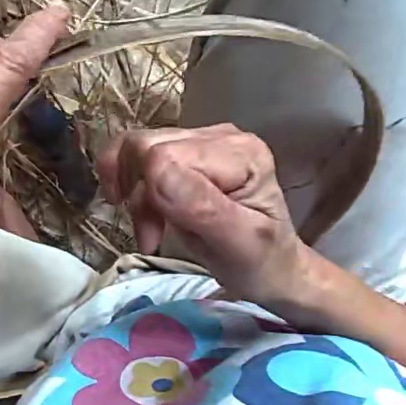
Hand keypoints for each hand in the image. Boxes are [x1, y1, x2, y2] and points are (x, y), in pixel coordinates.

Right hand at [97, 124, 319, 305]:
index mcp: (241, 154)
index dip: (148, 195)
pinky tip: (143, 209)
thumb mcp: (239, 244)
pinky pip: (141, 155)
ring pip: (137, 149)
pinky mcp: (188, 150)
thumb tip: (156, 172)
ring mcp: (204, 140)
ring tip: (151, 230)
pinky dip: (132, 185)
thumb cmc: (260, 262)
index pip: (165, 156)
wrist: (273, 267)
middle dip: (137, 194)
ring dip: (133, 193)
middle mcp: (222, 136)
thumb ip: (202, 208)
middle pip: (146, 146)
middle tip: (151, 235)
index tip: (155, 237)